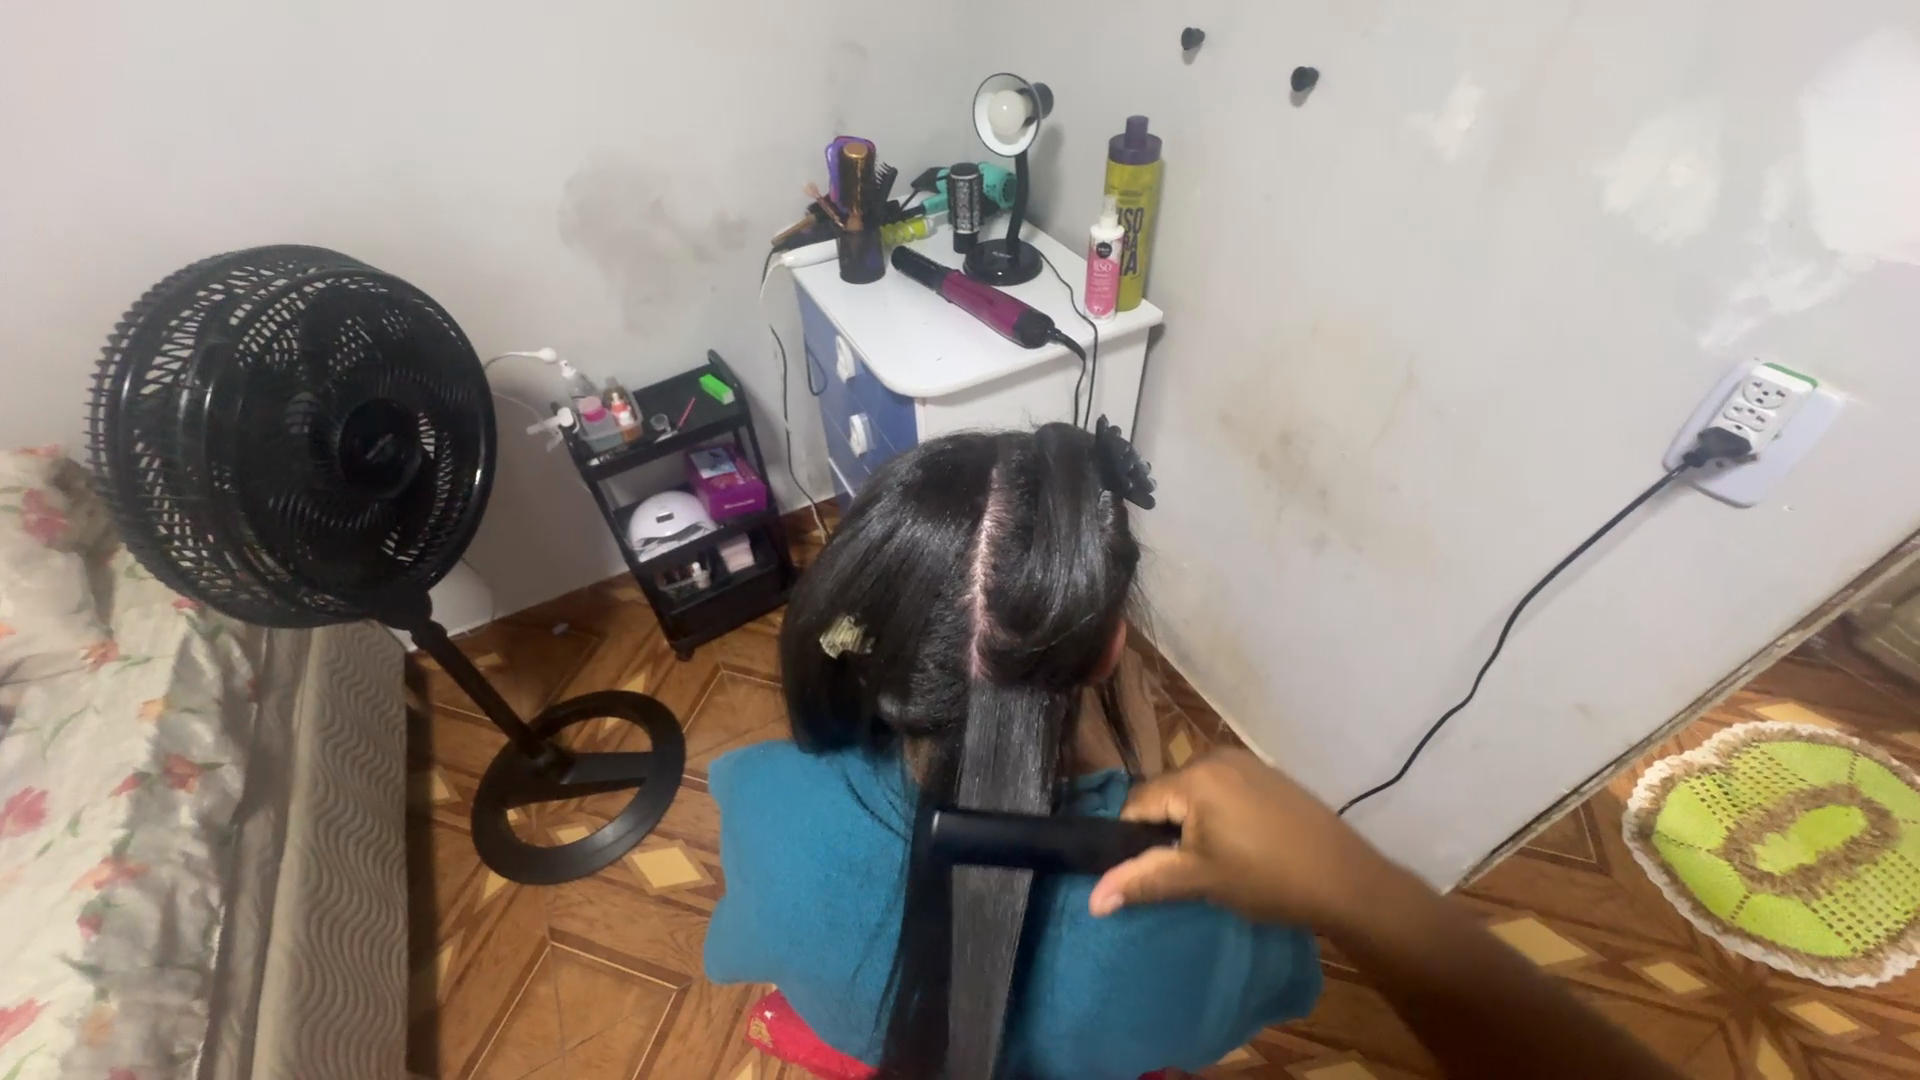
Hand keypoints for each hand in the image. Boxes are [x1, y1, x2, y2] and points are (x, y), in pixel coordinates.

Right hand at [1089, 749, 1402, 927]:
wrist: (1349, 881)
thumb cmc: (1269, 880)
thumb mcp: (1200, 880)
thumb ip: (1143, 881)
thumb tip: (1092, 900)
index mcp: (1194, 776)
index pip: (1138, 802)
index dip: (1137, 839)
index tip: (1155, 869)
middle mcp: (1214, 755)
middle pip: (1166, 793)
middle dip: (1168, 829)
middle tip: (1191, 868)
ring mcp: (1243, 760)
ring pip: (1193, 791)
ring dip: (1193, 821)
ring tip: (1218, 859)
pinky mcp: (1264, 771)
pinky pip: (1221, 787)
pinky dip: (1219, 812)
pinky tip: (1242, 842)